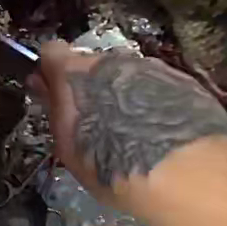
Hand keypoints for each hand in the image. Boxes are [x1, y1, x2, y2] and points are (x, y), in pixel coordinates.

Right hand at [32, 41, 226, 216]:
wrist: (185, 174)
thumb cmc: (112, 165)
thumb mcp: (68, 146)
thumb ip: (54, 107)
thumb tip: (41, 84)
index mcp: (77, 73)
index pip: (51, 51)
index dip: (51, 71)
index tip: (55, 93)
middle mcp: (113, 60)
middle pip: (93, 63)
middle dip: (91, 86)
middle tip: (97, 122)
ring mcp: (151, 66)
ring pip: (127, 73)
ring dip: (123, 93)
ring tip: (134, 131)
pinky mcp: (182, 79)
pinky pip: (157, 84)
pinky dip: (153, 101)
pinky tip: (161, 131)